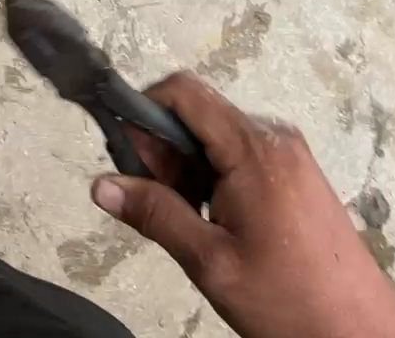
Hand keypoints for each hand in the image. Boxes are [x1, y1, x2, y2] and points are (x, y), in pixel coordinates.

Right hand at [90, 73, 394, 337]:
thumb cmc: (292, 302)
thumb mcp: (211, 262)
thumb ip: (154, 215)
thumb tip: (101, 185)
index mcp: (253, 148)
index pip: (182, 91)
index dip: (143, 109)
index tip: (127, 153)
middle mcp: (272, 137)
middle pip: (195, 113)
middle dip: (162, 148)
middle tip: (154, 199)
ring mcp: (287, 154)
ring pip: (212, 135)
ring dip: (186, 166)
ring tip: (188, 219)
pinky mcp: (294, 173)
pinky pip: (235, 153)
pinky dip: (210, 175)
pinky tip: (213, 219)